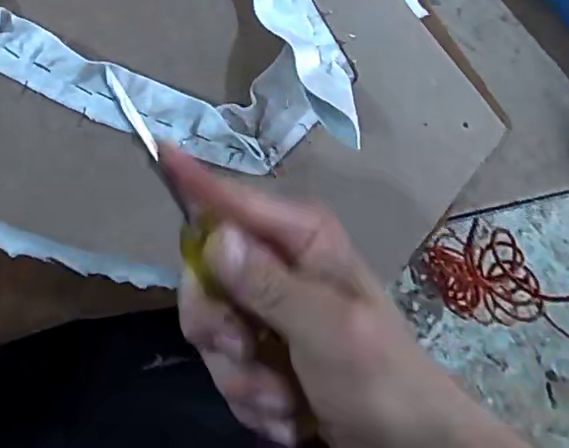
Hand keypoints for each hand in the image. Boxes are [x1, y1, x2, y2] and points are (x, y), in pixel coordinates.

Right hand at [164, 148, 521, 447]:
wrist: (408, 446)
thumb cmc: (380, 375)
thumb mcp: (328, 329)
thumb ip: (269, 285)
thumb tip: (215, 237)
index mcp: (298, 233)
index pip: (233, 198)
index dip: (194, 178)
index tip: (160, 150)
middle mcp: (275, 257)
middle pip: (204, 269)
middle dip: (219, 325)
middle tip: (247, 352)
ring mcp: (264, 302)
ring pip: (208, 324)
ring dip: (241, 375)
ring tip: (284, 398)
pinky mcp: (258, 342)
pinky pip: (222, 363)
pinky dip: (251, 396)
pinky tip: (288, 411)